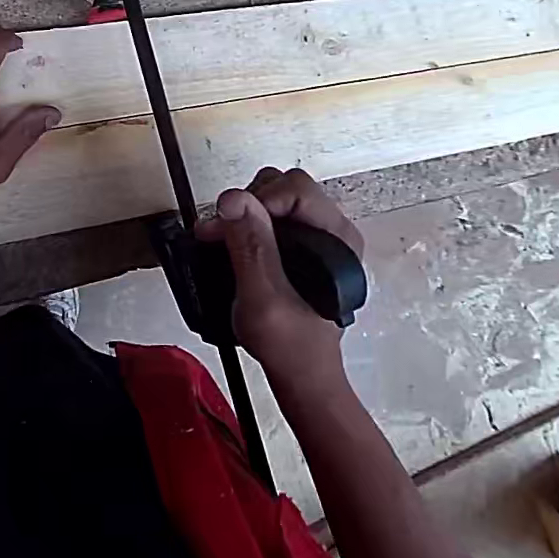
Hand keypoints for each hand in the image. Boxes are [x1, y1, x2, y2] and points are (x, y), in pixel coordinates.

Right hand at [195, 167, 363, 387]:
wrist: (298, 371)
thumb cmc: (288, 344)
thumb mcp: (262, 298)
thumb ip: (250, 246)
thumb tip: (234, 199)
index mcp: (337, 238)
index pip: (296, 188)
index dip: (258, 199)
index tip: (228, 219)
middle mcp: (332, 230)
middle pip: (284, 186)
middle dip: (247, 203)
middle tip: (220, 230)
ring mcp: (317, 236)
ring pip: (274, 197)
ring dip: (243, 212)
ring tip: (221, 237)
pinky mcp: (302, 244)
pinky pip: (270, 215)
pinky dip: (246, 223)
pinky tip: (230, 242)